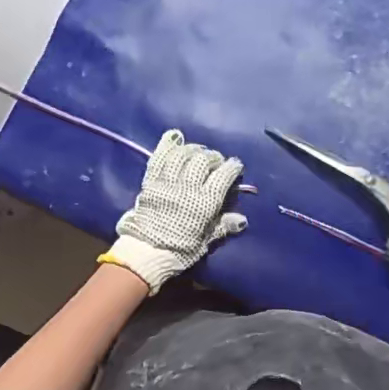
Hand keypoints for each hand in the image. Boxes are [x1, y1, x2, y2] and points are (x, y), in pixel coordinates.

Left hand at [105, 130, 247, 293]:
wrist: (145, 253)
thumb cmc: (179, 250)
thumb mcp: (205, 242)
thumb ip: (223, 227)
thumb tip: (242, 220)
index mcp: (204, 202)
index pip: (223, 176)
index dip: (232, 167)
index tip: (235, 165)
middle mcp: (187, 187)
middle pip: (203, 160)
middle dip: (213, 156)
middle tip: (216, 160)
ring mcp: (167, 182)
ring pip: (182, 155)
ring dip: (192, 149)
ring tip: (198, 151)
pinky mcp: (150, 181)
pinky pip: (159, 158)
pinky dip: (167, 145)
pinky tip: (174, 136)